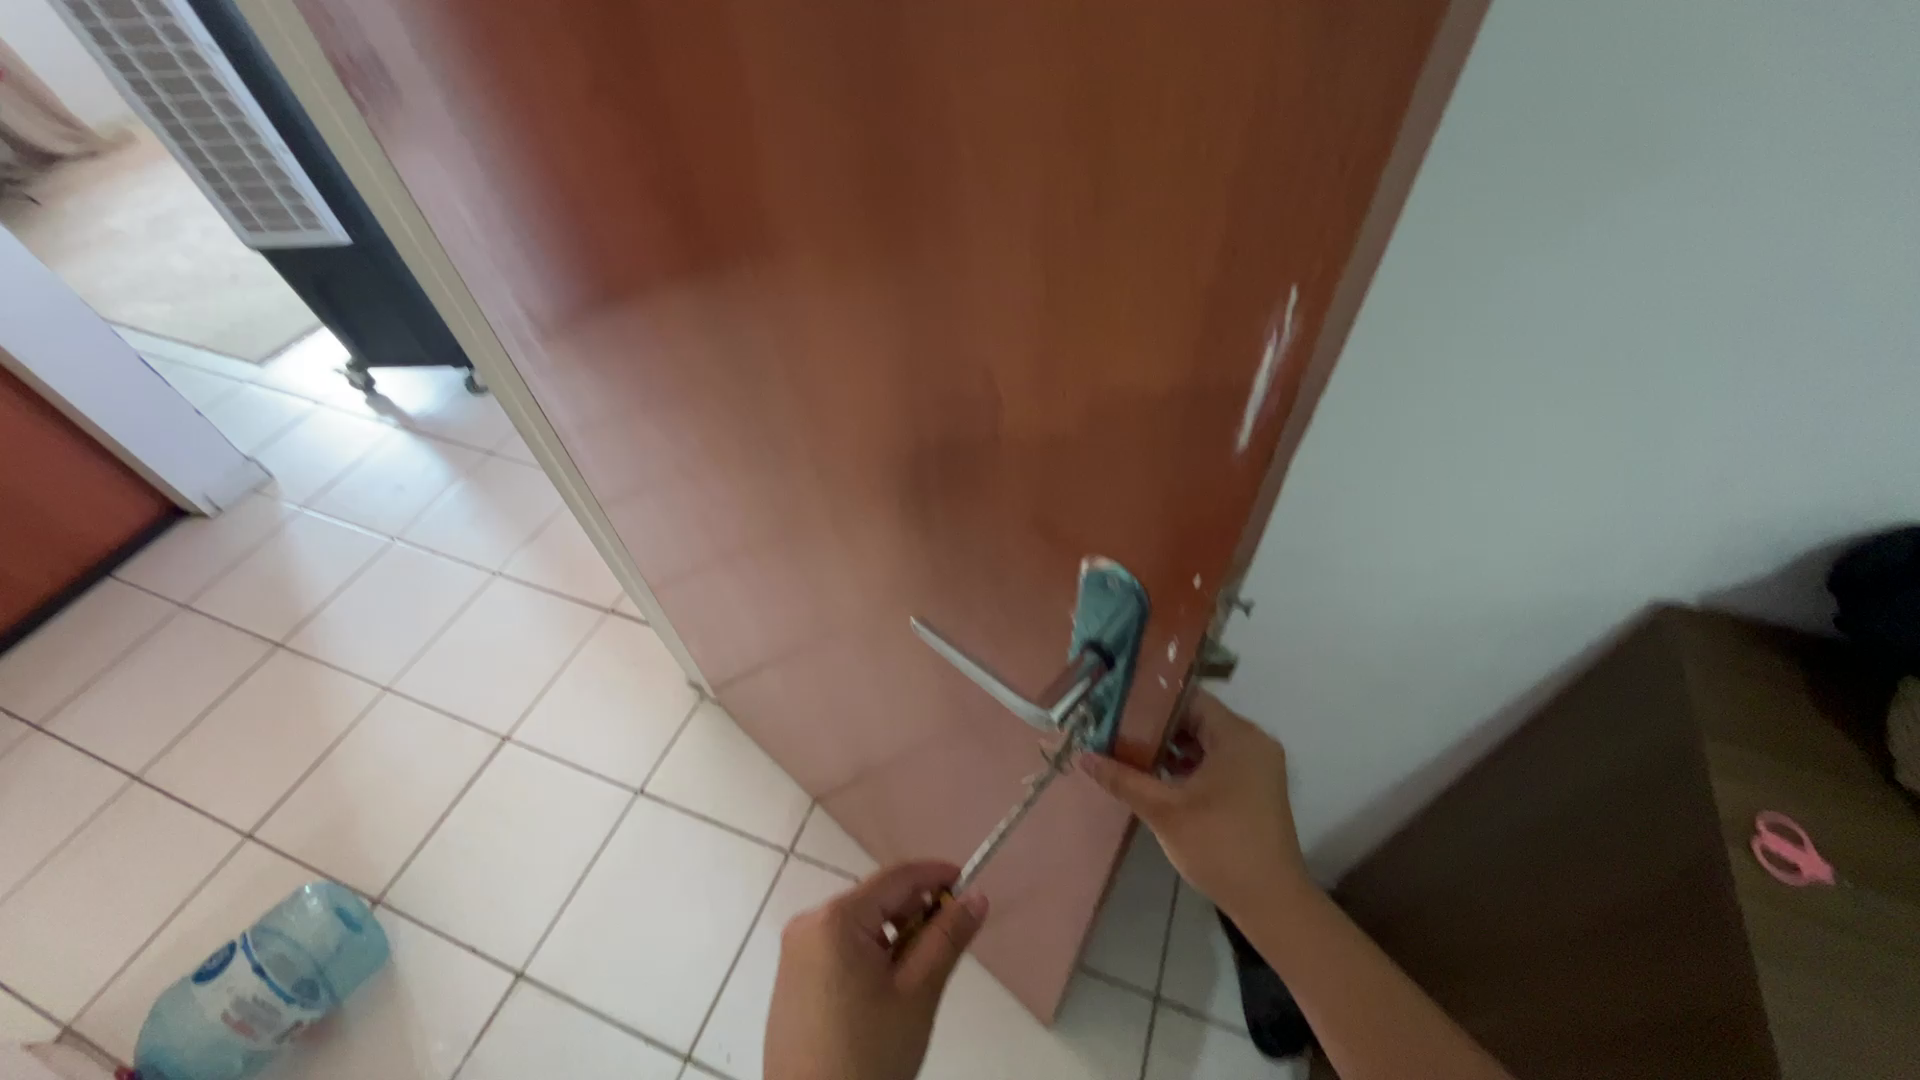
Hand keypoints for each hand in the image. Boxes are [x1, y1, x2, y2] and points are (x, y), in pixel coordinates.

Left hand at [765, 861, 988, 1079]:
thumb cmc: (868, 1055)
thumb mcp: (917, 994)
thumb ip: (948, 938)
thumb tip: (977, 896)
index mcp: (836, 919)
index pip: (896, 877)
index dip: (936, 875)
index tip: (970, 884)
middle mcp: (809, 923)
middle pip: (876, 899)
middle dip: (916, 913)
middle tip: (946, 945)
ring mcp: (796, 950)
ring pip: (861, 923)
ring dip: (895, 936)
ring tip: (915, 978)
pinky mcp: (793, 976)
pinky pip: (840, 945)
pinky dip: (870, 953)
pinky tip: (885, 991)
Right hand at [1079, 691, 1312, 920]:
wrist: (1270, 901)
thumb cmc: (1218, 846)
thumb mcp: (1163, 811)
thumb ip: (1123, 779)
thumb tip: (1084, 757)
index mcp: (1237, 736)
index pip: (1188, 698)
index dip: (1150, 700)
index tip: (1116, 706)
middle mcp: (1252, 741)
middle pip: (1196, 718)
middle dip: (1155, 726)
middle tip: (1115, 729)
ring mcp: (1257, 765)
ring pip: (1205, 741)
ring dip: (1170, 747)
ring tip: (1127, 750)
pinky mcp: (1255, 786)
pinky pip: (1216, 760)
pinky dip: (1188, 764)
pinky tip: (1156, 775)